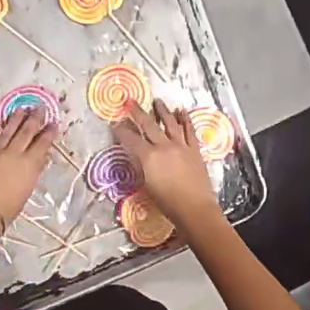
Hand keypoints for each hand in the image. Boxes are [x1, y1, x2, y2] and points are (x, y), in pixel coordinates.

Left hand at [0, 109, 59, 222]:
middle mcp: (13, 154)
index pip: (42, 144)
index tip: (53, 123)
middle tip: (40, 108)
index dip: (49, 132)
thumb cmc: (8, 207)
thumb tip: (42, 157)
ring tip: (22, 109)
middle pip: (26, 132)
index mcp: (29, 164)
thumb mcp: (27, 189)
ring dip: (16, 118)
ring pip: (8, 131)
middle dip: (34, 119)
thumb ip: (34, 170)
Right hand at [113, 100, 218, 226]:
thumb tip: (138, 157)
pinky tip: (182, 111)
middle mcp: (164, 146)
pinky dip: (185, 119)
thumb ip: (142, 167)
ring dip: (163, 111)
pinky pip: (189, 130)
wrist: (194, 208)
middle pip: (149, 125)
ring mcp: (181, 146)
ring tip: (158, 101)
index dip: (121, 131)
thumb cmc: (167, 202)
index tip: (115, 124)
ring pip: (170, 123)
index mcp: (149, 157)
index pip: (131, 139)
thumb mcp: (147, 185)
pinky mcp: (194, 149)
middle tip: (131, 102)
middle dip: (138, 112)